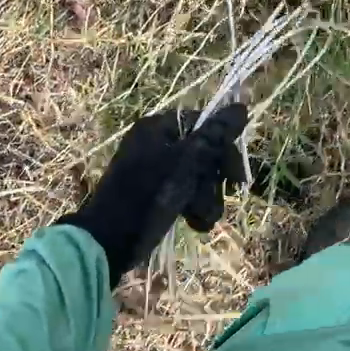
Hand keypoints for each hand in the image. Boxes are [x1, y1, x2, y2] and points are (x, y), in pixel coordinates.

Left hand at [58, 104, 248, 284]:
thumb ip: (215, 136)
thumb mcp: (185, 163)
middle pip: (202, 152)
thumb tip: (242, 107)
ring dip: (206, 198)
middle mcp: (155, 143)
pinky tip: (195, 224)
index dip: (224, 148)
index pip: (203, 124)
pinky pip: (184, 192)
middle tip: (224, 197)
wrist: (107, 243)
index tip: (236, 175)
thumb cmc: (146, 195)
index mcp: (157, 127)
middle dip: (214, 180)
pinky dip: (194, 207)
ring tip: (203, 218)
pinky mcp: (154, 194)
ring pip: (196, 176)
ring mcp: (154, 170)